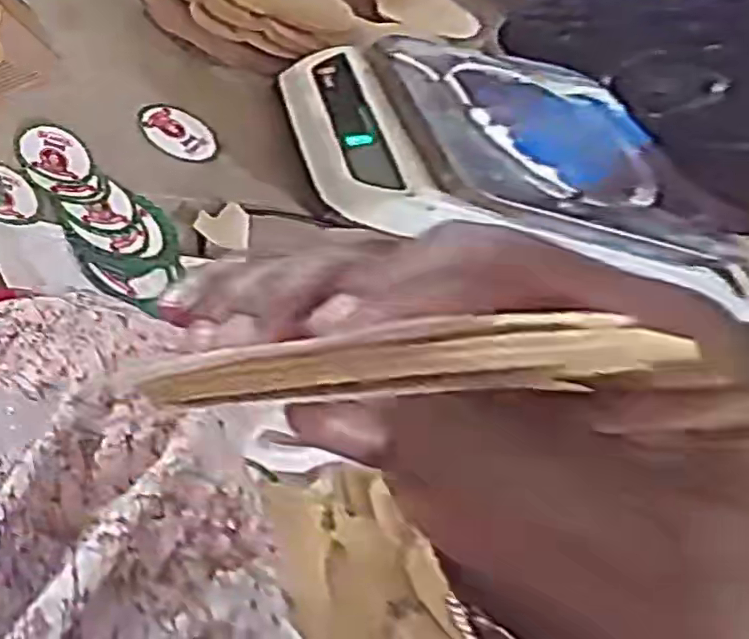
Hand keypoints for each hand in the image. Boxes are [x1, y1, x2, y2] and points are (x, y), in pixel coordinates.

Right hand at [170, 224, 748, 638]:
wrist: (659, 604)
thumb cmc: (672, 579)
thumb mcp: (609, 532)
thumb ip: (477, 457)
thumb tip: (329, 408)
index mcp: (617, 316)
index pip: (492, 265)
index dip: (400, 292)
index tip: (328, 339)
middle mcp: (511, 293)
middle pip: (384, 260)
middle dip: (299, 297)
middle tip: (245, 340)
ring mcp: (438, 311)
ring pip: (326, 272)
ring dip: (251, 299)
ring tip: (199, 329)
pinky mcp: (379, 338)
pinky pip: (299, 304)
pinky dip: (239, 308)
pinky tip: (191, 312)